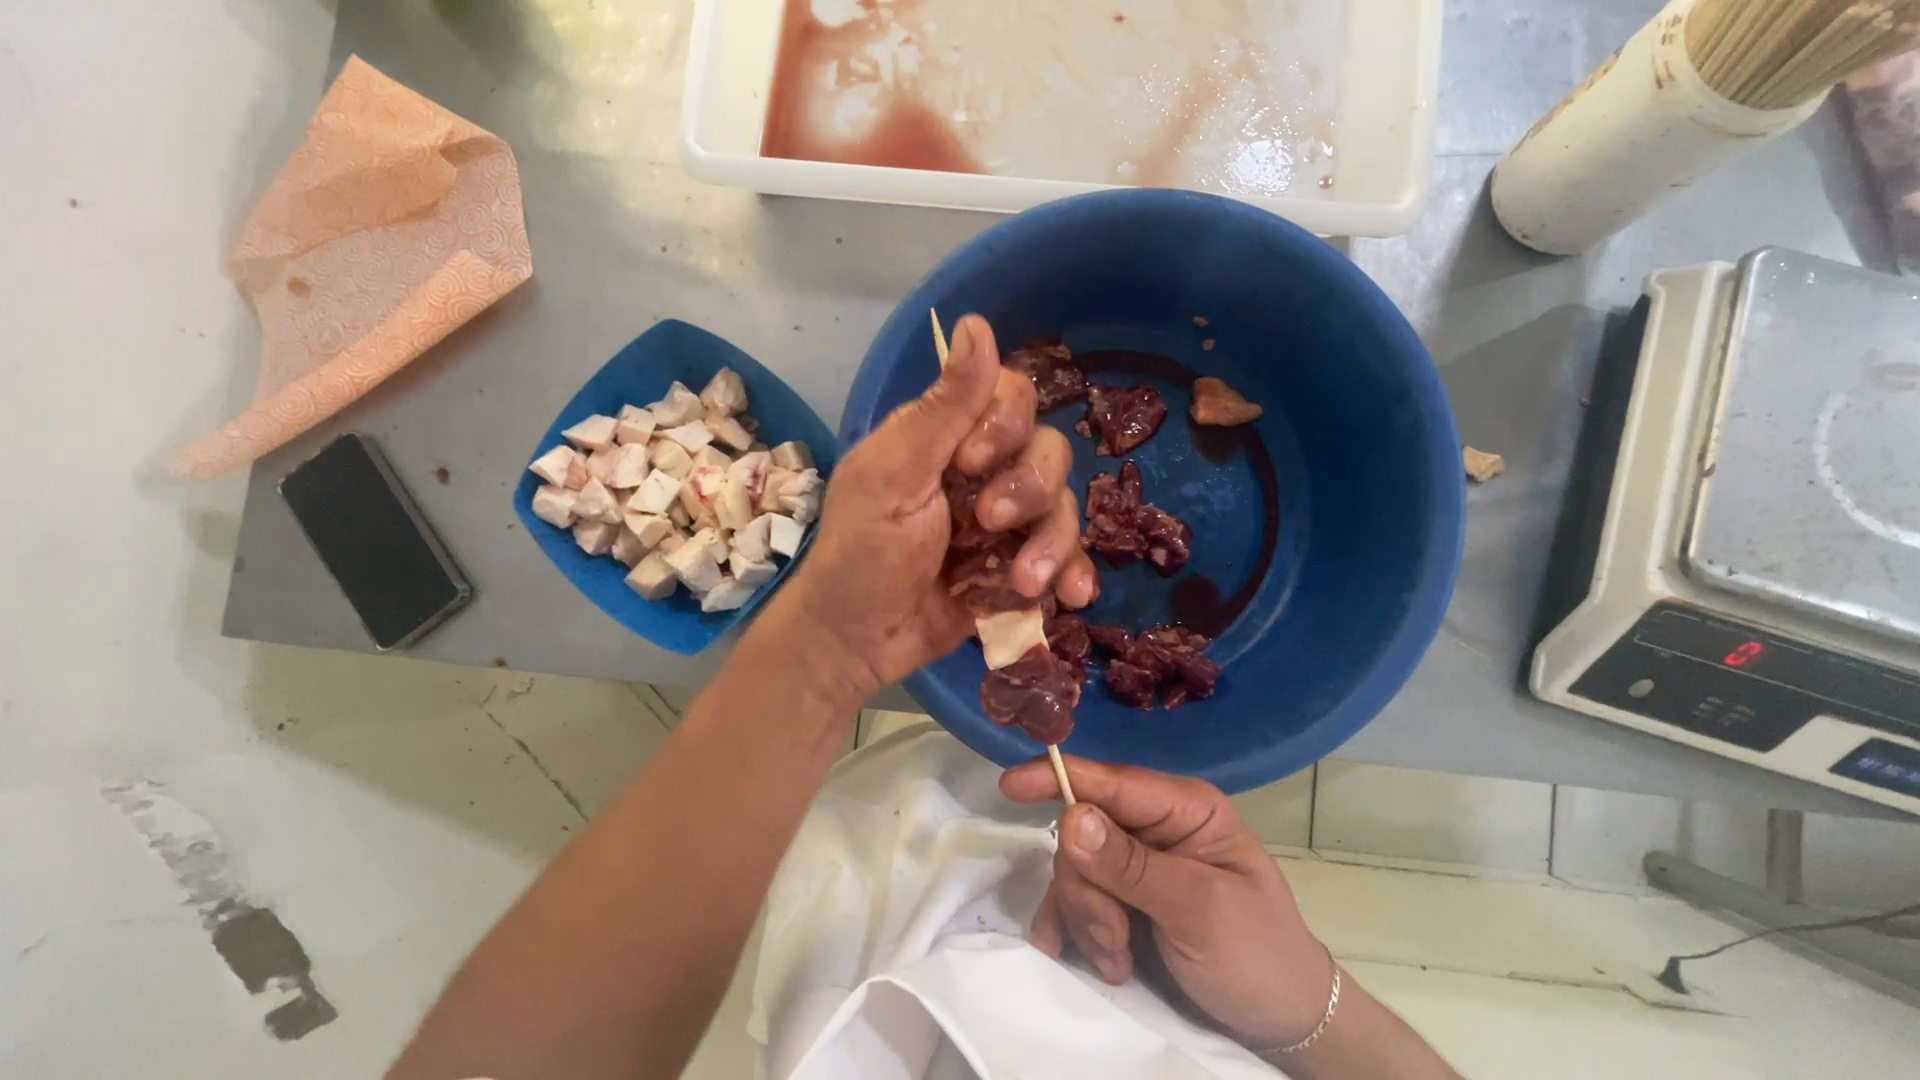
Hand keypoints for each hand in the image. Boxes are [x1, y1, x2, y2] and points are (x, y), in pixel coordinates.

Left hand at [777, 315, 1098, 692]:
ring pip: (1062, 506)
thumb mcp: (893, 474)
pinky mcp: (1019, 567)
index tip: (966, 463)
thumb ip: (942, 408)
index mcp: (947, 438)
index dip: (1004, 427)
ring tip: (1023, 578)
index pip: (1010, 399)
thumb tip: (976, 322)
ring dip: (1051, 541)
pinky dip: (1072, 573)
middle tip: (986, 521)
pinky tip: (1071, 595)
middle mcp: (984, 472)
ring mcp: (1006, 523)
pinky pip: (1066, 557)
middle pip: (1048, 451)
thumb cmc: (861, 551)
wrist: (858, 641)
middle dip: (1029, 487)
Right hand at [1000, 757, 1333, 1048]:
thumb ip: (1133, 866)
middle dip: (1089, 892)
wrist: (1281, 1022)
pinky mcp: (1122, 900)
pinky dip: (1076, 931)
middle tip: (1116, 938)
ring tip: (1120, 961)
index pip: (1110, 780)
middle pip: (1082, 834)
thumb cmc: (1257, 954)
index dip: (1057, 777)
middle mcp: (1153, 827)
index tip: (1009, 786)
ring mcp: (1136, 865)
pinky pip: (1076, 902)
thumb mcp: (1200, 910)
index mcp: (1183, 809)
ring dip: (1088, 921)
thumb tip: (1071, 817)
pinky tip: (1091, 960)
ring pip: (1075, 872)